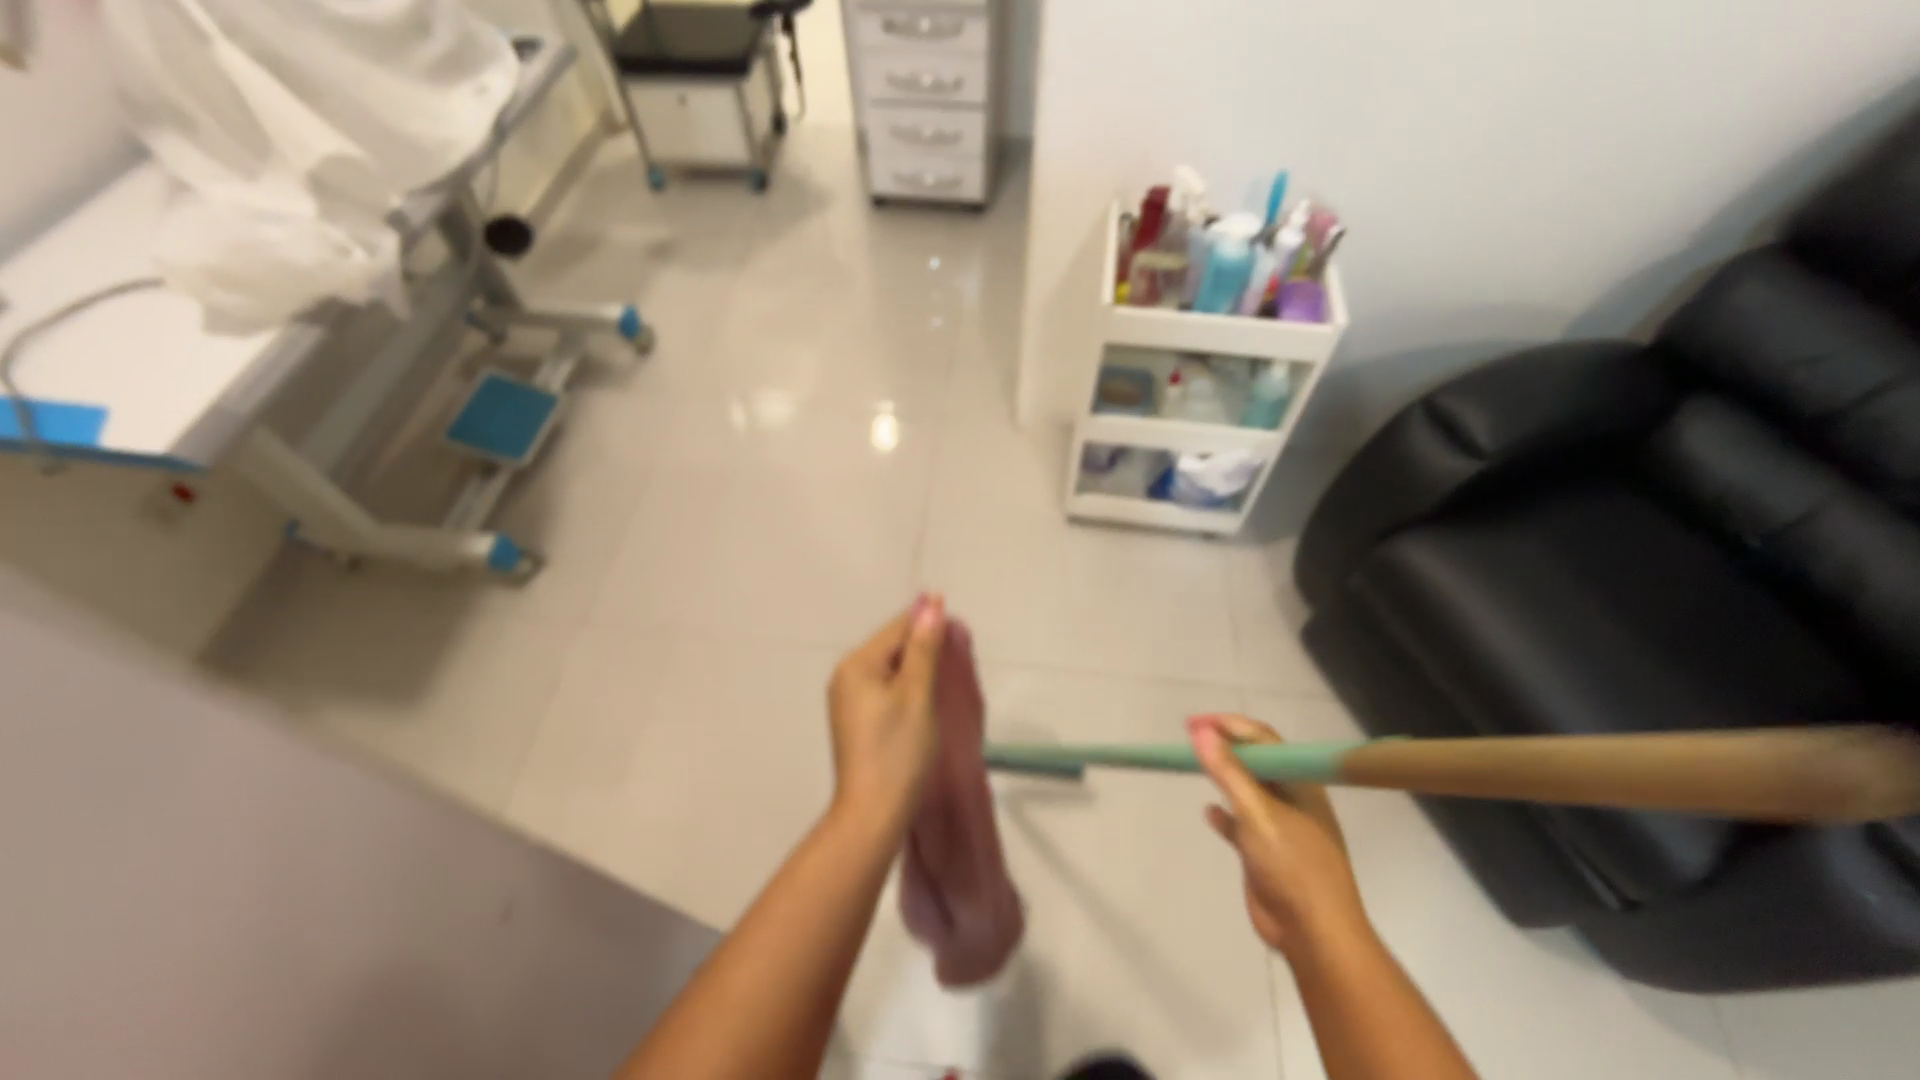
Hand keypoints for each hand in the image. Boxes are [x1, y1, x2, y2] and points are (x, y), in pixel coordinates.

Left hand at [827, 594, 948, 821]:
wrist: (873, 813)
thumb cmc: (898, 751)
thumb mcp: (917, 694)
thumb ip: (924, 647)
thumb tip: (929, 602)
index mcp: (857, 664)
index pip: (898, 627)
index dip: (930, 624)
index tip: (963, 634)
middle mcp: (846, 676)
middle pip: (892, 646)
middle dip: (925, 646)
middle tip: (960, 659)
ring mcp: (848, 701)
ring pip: (890, 669)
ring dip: (919, 668)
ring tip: (947, 680)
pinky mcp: (856, 721)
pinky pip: (885, 690)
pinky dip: (908, 689)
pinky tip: (927, 701)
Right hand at [1190, 713, 1371, 956]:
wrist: (1313, 932)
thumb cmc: (1293, 866)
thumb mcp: (1259, 814)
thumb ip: (1229, 773)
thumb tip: (1202, 733)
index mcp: (1300, 783)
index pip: (1264, 740)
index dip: (1230, 726)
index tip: (1194, 724)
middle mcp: (1291, 798)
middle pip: (1255, 762)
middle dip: (1223, 746)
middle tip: (1188, 737)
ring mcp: (1279, 826)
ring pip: (1246, 790)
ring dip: (1222, 776)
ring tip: (1192, 765)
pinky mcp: (1265, 852)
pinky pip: (1240, 824)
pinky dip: (1224, 815)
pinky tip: (1208, 812)